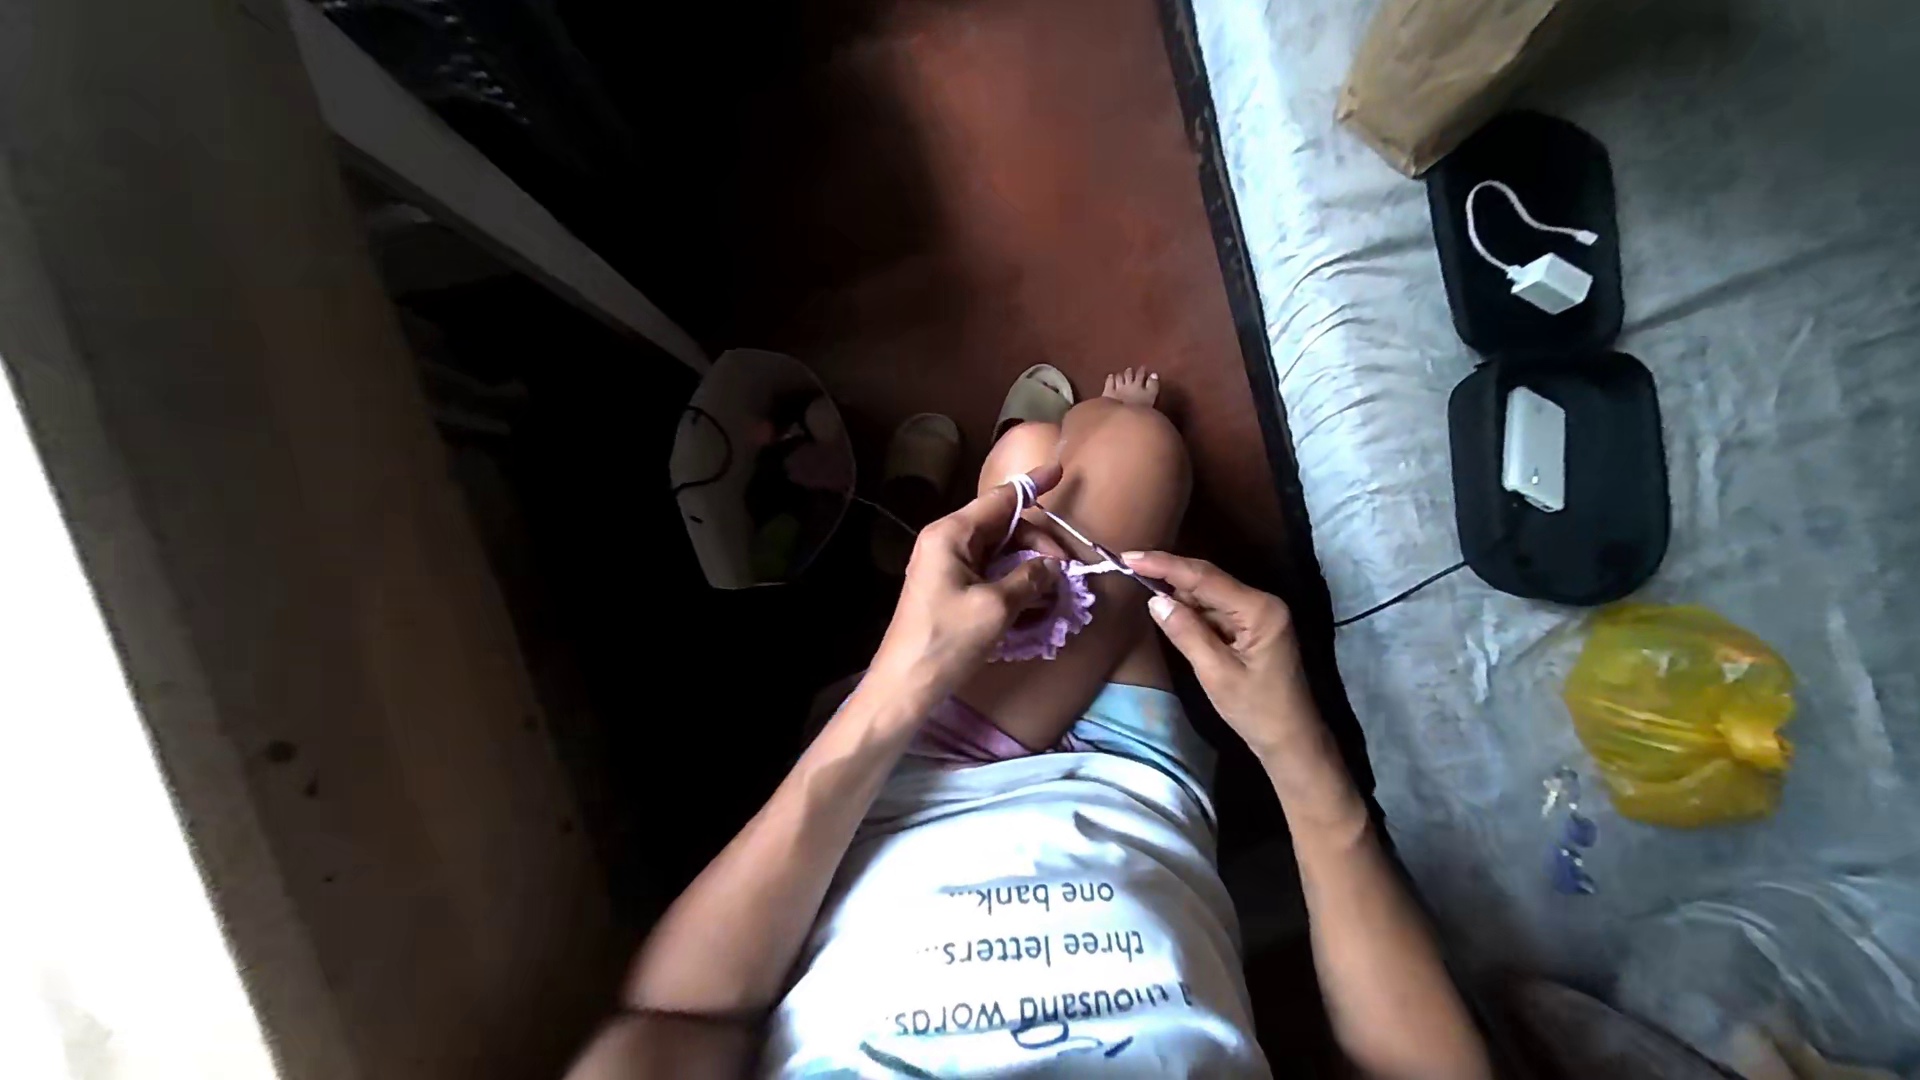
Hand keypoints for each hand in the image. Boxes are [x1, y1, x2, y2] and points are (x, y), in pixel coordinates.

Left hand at [868, 465, 1064, 704]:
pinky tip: (1035, 603)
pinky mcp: (950, 587)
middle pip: (1004, 526)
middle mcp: (947, 541)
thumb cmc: (946, 640)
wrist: (904, 684)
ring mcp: (947, 564)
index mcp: (951, 534)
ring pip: (999, 551)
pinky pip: (989, 573)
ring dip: (1030, 566)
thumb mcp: (996, 607)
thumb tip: (1052, 567)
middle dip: (1039, 544)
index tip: (1060, 471)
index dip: (1033, 486)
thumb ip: (1029, 578)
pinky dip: (1014, 582)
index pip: (1000, 499)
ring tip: (1056, 591)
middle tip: (1068, 572)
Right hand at [1123, 551, 1320, 757]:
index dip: (1164, 565)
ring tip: (1140, 582)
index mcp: (1258, 610)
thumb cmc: (1257, 710)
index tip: (1130, 557)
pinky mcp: (1248, 625)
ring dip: (1175, 592)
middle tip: (1128, 563)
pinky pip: (1211, 608)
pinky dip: (1187, 608)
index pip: (1204, 578)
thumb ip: (1185, 632)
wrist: (1291, 740)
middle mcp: (1260, 602)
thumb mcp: (1216, 673)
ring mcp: (1256, 613)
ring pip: (1206, 592)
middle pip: (1205, 579)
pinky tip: (1167, 608)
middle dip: (1167, 572)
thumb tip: (1155, 600)